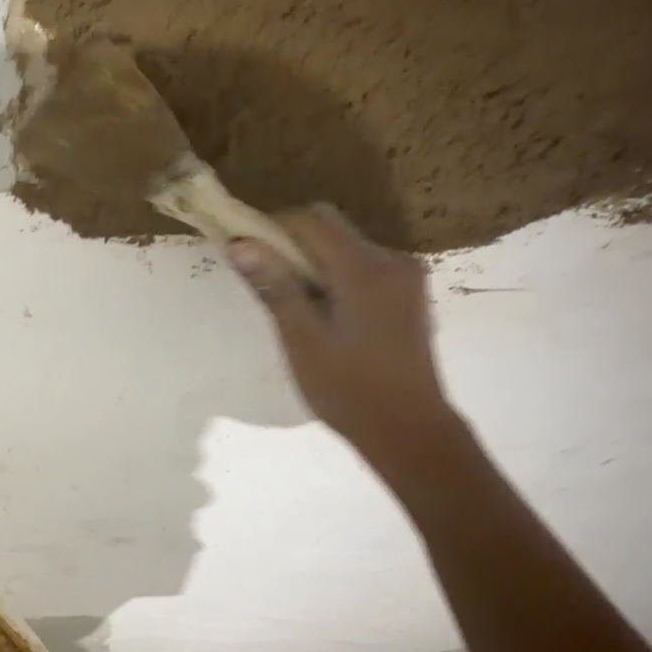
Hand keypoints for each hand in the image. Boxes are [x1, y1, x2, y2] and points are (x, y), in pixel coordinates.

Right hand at [225, 204, 451, 450]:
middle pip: (331, 230)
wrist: (409, 430)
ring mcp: (406, 277)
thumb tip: (241, 243)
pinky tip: (325, 317)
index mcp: (365, 269)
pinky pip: (363, 268)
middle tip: (268, 288)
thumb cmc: (349, 389)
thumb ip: (275, 286)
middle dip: (293, 247)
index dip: (273, 228)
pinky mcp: (410, 294)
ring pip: (346, 249)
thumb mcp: (302, 339)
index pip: (312, 220)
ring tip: (296, 310)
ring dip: (314, 266)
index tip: (245, 254)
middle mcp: (392, 260)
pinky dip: (336, 279)